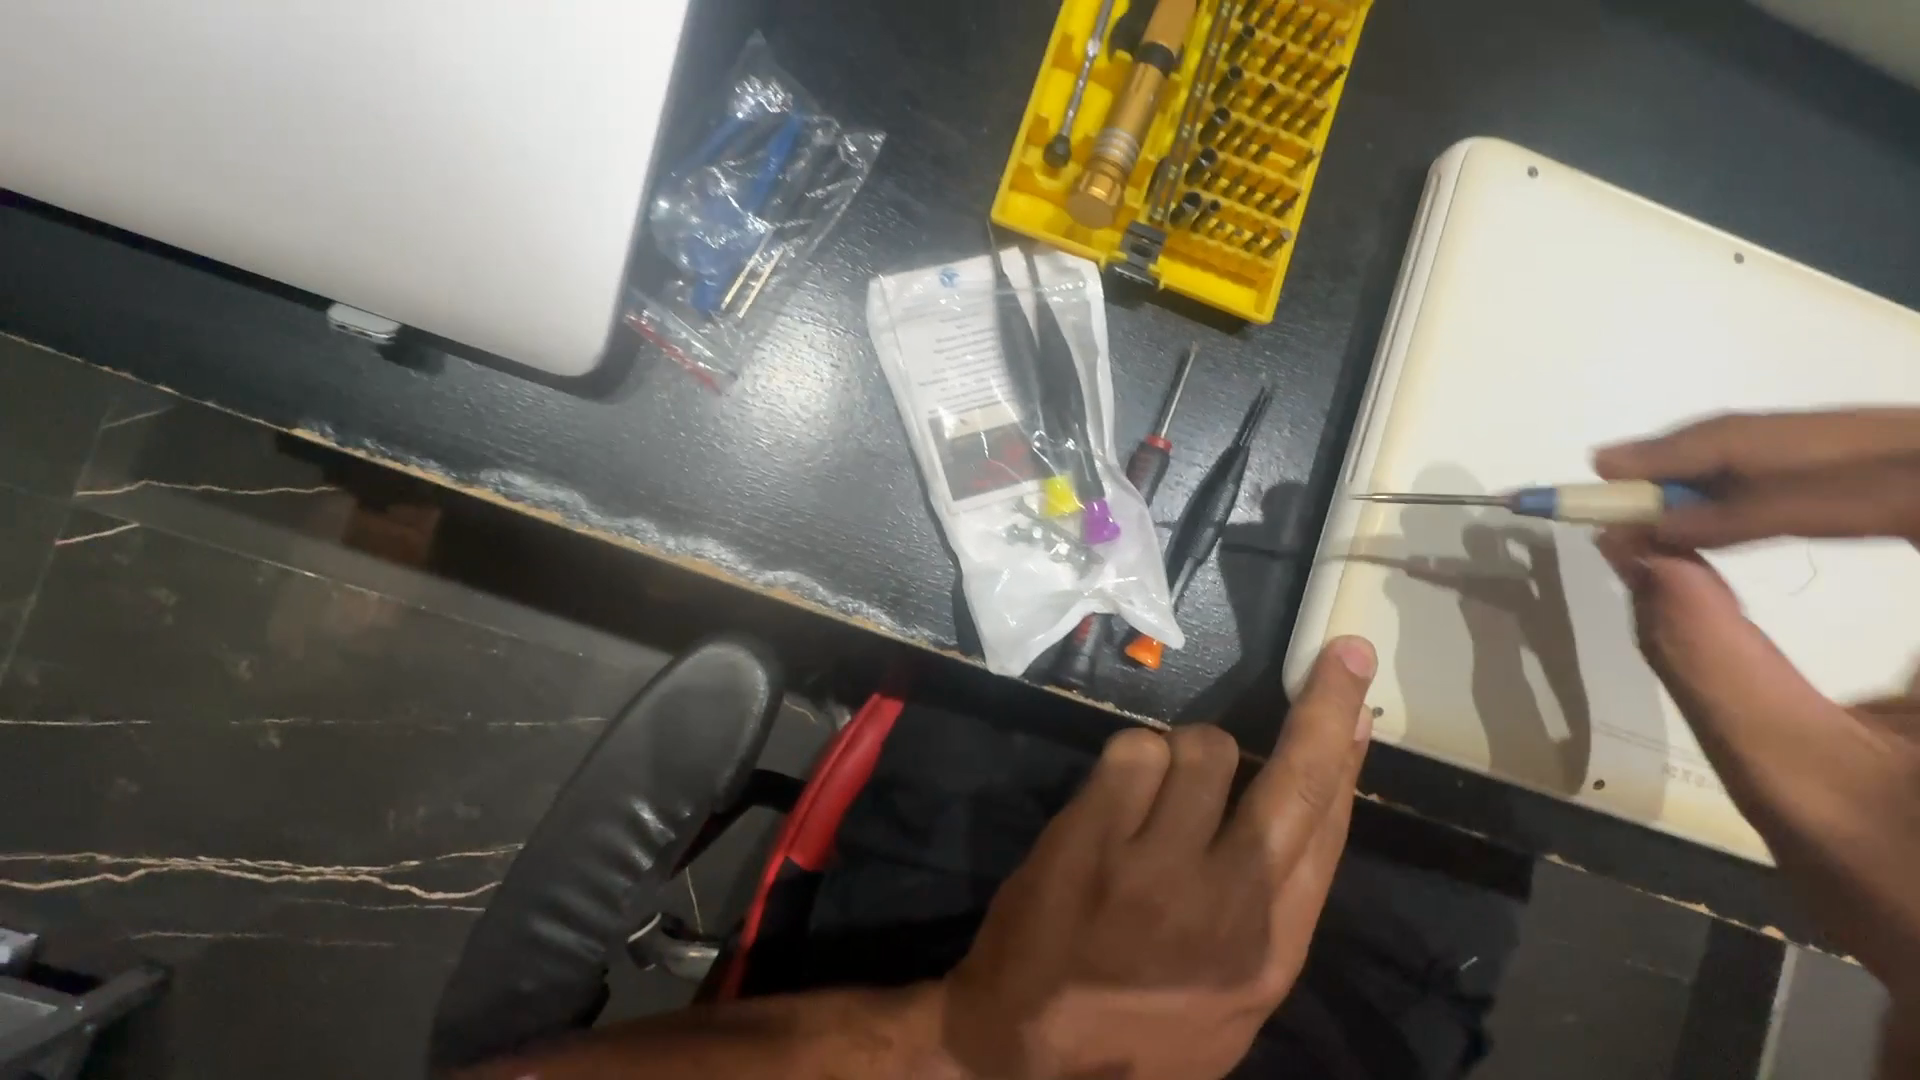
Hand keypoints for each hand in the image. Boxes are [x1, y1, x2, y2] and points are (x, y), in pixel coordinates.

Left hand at [936, 637, 1377, 1079]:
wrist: (1024, 1053)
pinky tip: (1113, 798)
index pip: (1326, 831)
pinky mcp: (1092, 835)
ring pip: (1204, 748)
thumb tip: (1303, 811)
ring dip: (1185, 755)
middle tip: (1343, 655)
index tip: (1361, 707)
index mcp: (1270, 951)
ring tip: (1156, 796)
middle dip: (1325, 707)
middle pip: (1293, 781)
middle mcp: (1227, 904)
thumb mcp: (1230, 996)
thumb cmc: (1135, 1025)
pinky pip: (1134, 748)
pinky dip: (1130, 758)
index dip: (1347, 760)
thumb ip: (1268, 907)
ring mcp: (1156, 866)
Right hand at [1593, 409, 1919, 1001]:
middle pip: (1917, 446)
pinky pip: (1903, 493)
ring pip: (1908, 453)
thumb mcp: (1800, 780)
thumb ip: (1710, 661)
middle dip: (1762, 446)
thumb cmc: (1912, 887)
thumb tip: (1636, 553)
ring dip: (1779, 452)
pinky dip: (1809, 480)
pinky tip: (1727, 497)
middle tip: (1627, 466)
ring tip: (1658, 475)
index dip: (1780, 495)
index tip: (1658, 523)